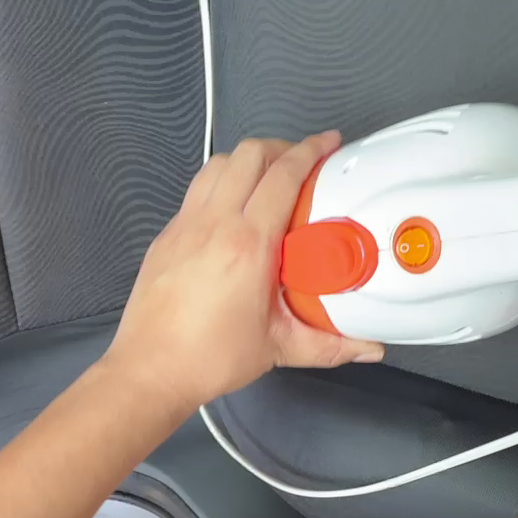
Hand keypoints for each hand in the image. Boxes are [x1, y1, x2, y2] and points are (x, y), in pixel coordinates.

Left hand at [104, 132, 383, 407]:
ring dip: (244, 162)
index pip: (283, 174)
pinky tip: (229, 214)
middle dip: (279, 148)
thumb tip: (369, 348)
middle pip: (247, 155)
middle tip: (299, 164)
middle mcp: (211, 225)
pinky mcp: (163, 240)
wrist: (148, 372)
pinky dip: (217, 188)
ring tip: (265, 181)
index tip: (328, 145)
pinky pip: (193, 195)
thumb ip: (328, 345)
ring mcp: (182, 229)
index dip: (310, 151)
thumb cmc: (206, 360)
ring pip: (215, 167)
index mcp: (246, 244)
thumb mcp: (276, 349)